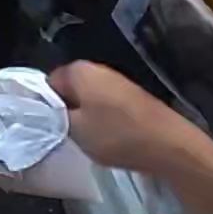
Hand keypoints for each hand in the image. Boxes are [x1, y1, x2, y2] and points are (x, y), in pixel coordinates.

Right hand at [49, 61, 212, 182]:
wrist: (168, 145)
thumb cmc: (116, 135)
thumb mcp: (74, 130)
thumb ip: (53, 116)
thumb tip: (45, 109)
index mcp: (78, 70)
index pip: (48, 83)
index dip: (44, 105)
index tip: (46, 126)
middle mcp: (96, 69)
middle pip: (69, 89)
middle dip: (65, 110)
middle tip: (64, 135)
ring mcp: (116, 82)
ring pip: (87, 99)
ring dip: (84, 117)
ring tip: (85, 139)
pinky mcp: (131, 97)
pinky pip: (105, 106)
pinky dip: (102, 120)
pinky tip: (107, 139)